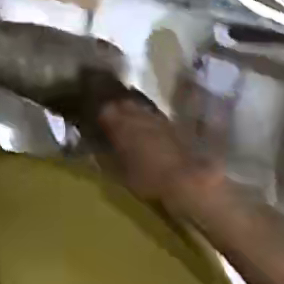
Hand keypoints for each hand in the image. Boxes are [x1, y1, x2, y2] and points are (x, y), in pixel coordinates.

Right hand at [96, 98, 227, 213]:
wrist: (186, 179)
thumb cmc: (149, 179)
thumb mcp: (121, 174)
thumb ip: (107, 159)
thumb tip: (97, 153)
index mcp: (120, 125)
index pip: (104, 110)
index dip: (100, 115)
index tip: (97, 122)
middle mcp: (136, 115)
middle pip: (122, 103)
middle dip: (116, 109)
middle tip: (112, 120)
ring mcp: (154, 117)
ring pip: (138, 107)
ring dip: (132, 113)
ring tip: (129, 124)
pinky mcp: (170, 124)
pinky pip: (152, 116)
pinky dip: (147, 120)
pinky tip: (148, 130)